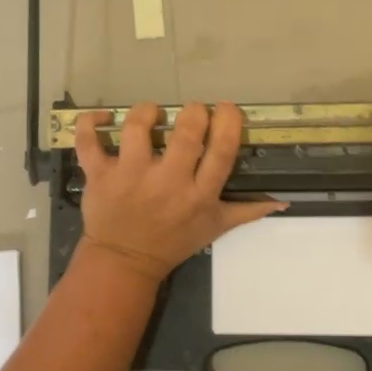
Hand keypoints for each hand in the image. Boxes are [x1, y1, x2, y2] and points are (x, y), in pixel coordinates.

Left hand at [73, 101, 286, 281]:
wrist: (124, 262)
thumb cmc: (172, 243)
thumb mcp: (214, 229)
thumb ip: (247, 211)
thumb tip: (282, 201)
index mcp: (199, 195)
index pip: (222, 150)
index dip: (228, 122)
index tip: (226, 108)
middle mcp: (168, 183)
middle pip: (186, 133)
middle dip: (193, 113)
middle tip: (192, 112)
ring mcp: (130, 177)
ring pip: (138, 129)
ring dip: (146, 112)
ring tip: (152, 113)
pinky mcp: (100, 176)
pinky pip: (89, 142)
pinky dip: (91, 123)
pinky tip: (103, 117)